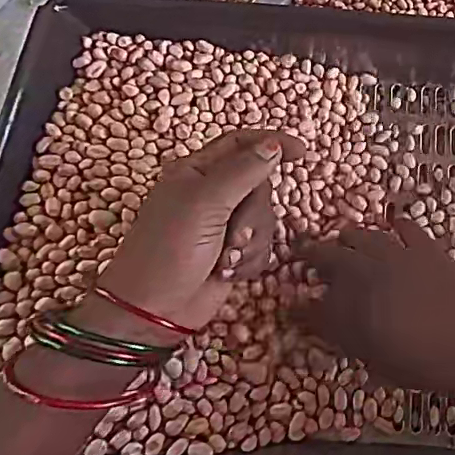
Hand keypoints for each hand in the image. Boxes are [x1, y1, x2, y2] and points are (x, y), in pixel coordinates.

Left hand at [92, 129, 306, 335]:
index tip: (301, 152)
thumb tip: (274, 145)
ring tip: (225, 261)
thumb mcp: (205, 203)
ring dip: (251, 242)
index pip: (241, 143)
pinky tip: (229, 274)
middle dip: (253, 214)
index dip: (271, 142)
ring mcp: (223, 225)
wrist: (153, 311)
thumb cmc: (168, 250)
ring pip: (265, 218)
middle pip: (259, 185)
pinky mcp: (233, 253)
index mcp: (197, 171)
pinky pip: (263, 247)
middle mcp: (212, 194)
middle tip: (233, 235)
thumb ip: (242, 171)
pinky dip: (250, 261)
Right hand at [304, 215, 454, 398]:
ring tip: (342, 242)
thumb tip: (331, 328)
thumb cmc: (431, 366)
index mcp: (352, 312)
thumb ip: (352, 342)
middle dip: (311, 258)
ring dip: (346, 240)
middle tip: (304, 256)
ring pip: (359, 236)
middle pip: (327, 258)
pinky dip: (394, 227)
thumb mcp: (383, 366)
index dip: (298, 308)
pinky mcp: (423, 247)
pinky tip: (391, 228)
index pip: (312, 307)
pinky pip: (403, 228)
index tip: (290, 307)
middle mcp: (365, 277)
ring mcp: (395, 256)